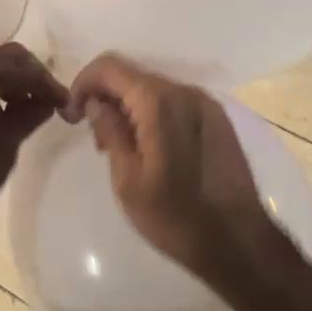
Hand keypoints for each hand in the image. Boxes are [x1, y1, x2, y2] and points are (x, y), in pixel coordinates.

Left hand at [0, 43, 67, 224]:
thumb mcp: (4, 145)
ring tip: (36, 111)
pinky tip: (13, 115)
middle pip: (7, 59)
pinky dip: (0, 92)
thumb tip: (48, 102)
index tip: (66, 103)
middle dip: (33, 77)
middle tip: (52, 102)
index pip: (21, 66)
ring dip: (17, 83)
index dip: (47, 83)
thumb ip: (27, 117)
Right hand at [62, 54, 281, 276]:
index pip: (109, 67)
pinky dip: (152, 115)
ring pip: (153, 90)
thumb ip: (110, 131)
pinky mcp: (218, 120)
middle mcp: (185, 92)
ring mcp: (206, 104)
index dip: (83, 84)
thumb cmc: (175, 216)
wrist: (239, 244)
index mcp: (159, 102)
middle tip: (96, 141)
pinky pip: (175, 104)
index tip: (72, 116)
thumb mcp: (127, 178)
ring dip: (128, 108)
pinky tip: (150, 149)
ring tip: (121, 148)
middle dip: (105, 98)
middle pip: (132, 76)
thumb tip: (96, 103)